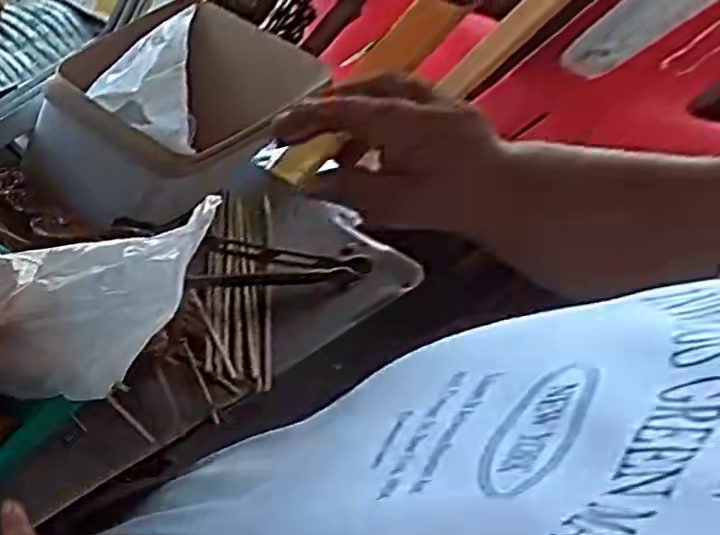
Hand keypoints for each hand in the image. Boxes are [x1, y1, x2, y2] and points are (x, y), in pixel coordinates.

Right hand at [274, 76, 515, 234]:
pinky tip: (347, 144)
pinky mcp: (437, 112)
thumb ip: (346, 188)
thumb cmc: (444, 201)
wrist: (500, 191)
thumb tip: (311, 181)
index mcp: (414, 126)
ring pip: (385, 90)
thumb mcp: (386, 204)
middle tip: (294, 124)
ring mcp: (436, 104)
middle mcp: (428, 105)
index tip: (279, 127)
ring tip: (316, 135)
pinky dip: (363, 117)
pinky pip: (396, 102)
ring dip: (346, 108)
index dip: (313, 116)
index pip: (356, 110)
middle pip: (373, 87)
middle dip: (328, 102)